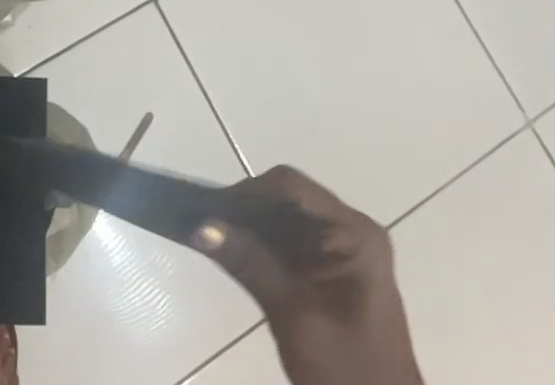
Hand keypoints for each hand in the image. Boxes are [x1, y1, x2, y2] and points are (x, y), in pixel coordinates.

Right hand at [194, 167, 422, 384]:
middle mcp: (350, 231)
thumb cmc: (346, 370)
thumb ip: (249, 263)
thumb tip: (200, 226)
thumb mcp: (294, 314)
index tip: (209, 212)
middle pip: (286, 198)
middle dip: (245, 209)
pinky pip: (288, 241)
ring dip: (249, 226)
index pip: (290, 187)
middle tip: (204, 226)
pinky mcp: (329, 270)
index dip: (247, 193)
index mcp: (354, 234)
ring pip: (283, 218)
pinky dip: (259, 244)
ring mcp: (341, 250)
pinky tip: (233, 255)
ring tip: (211, 238)